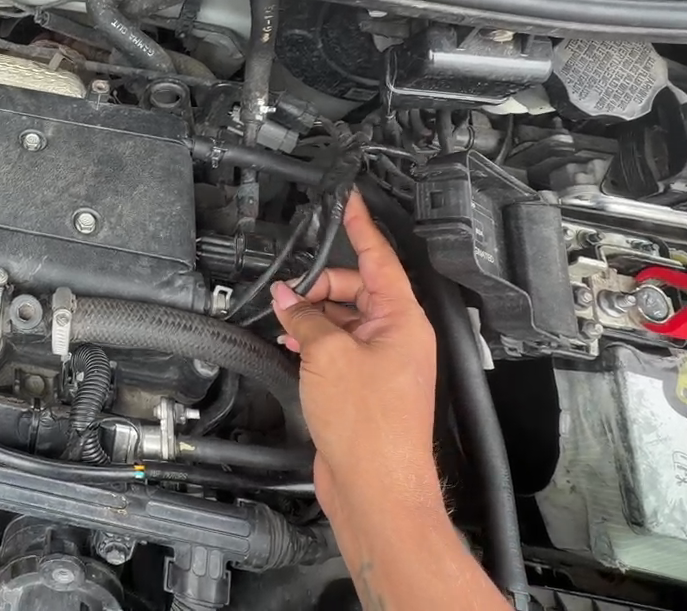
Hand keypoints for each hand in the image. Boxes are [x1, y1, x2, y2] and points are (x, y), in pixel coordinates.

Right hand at [270, 190, 441, 525]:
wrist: (374, 486)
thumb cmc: (368, 426)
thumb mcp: (326, 353)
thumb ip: (303, 316)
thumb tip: (287, 297)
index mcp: (402, 321)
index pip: (380, 257)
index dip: (360, 226)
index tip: (349, 200)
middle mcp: (397, 337)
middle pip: (353, 287)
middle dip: (317, 286)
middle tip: (287, 295)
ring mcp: (381, 360)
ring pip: (341, 315)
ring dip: (310, 315)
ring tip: (284, 325)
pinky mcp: (364, 381)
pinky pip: (336, 342)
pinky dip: (312, 338)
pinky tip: (290, 344)